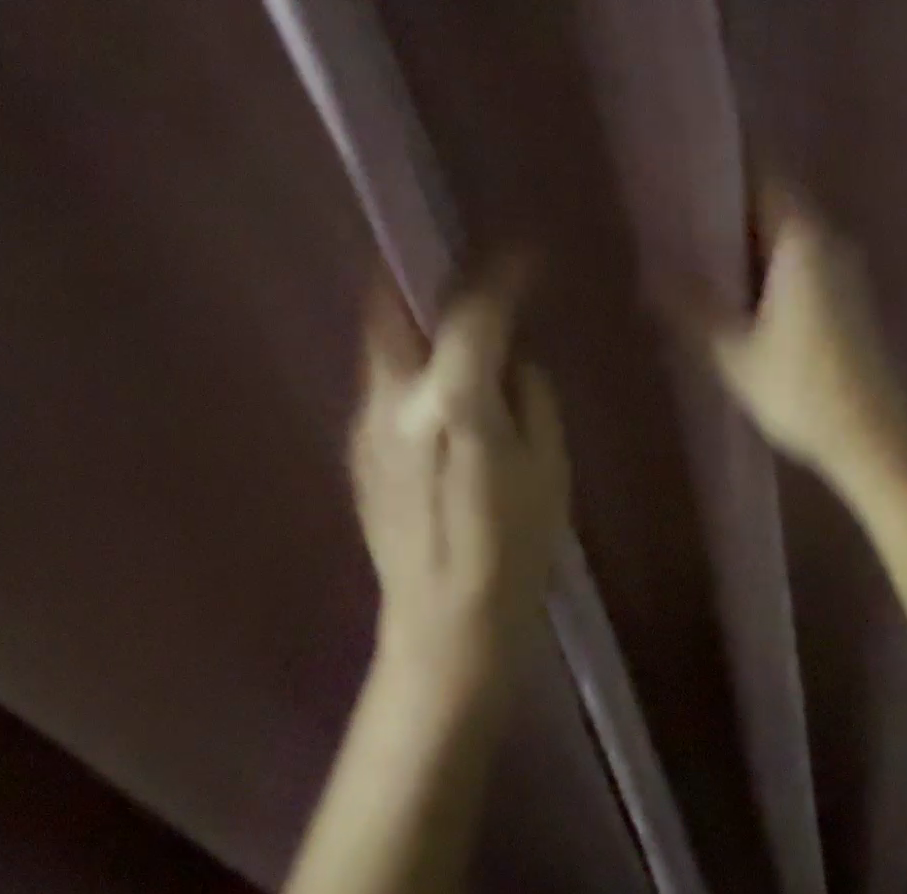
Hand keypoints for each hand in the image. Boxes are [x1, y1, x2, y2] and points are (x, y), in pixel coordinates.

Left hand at [350, 266, 568, 685]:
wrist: (447, 623)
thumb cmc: (515, 551)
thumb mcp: (549, 472)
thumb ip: (532, 402)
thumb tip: (513, 367)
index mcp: (453, 403)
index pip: (472, 313)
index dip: (500, 277)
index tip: (523, 258)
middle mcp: (393, 400)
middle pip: (391, 309)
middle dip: (426, 283)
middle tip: (467, 286)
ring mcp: (364, 426)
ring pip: (381, 349)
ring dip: (416, 330)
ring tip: (457, 341)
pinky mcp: (356, 454)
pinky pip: (381, 389)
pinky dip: (410, 374)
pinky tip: (440, 403)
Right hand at [681, 194, 906, 483]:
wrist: (876, 441)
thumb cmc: (803, 393)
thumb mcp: (735, 355)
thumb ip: (693, 308)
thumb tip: (652, 275)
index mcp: (803, 238)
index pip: (761, 173)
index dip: (720, 169)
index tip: (681, 176)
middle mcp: (832, 240)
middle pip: (776, 205)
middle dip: (729, 213)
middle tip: (678, 226)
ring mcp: (849, 271)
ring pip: (791, 239)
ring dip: (751, 247)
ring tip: (701, 264)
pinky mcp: (855, 302)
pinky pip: (807, 267)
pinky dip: (774, 272)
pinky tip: (744, 301)